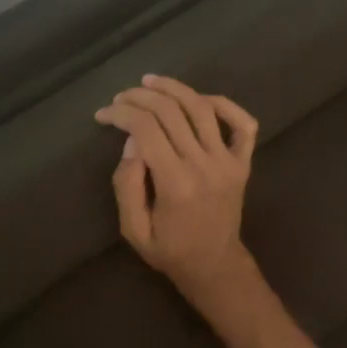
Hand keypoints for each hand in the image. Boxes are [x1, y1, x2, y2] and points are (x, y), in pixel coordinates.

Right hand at [96, 75, 259, 306]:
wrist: (215, 266)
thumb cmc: (169, 250)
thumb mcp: (133, 229)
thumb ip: (127, 184)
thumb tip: (131, 141)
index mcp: (176, 183)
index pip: (146, 129)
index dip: (121, 114)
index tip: (103, 114)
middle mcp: (204, 165)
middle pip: (171, 111)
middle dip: (140, 97)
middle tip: (121, 97)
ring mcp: (228, 161)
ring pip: (202, 108)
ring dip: (174, 88)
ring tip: (150, 81)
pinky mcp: (243, 161)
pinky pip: (242, 123)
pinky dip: (224, 104)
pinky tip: (200, 98)